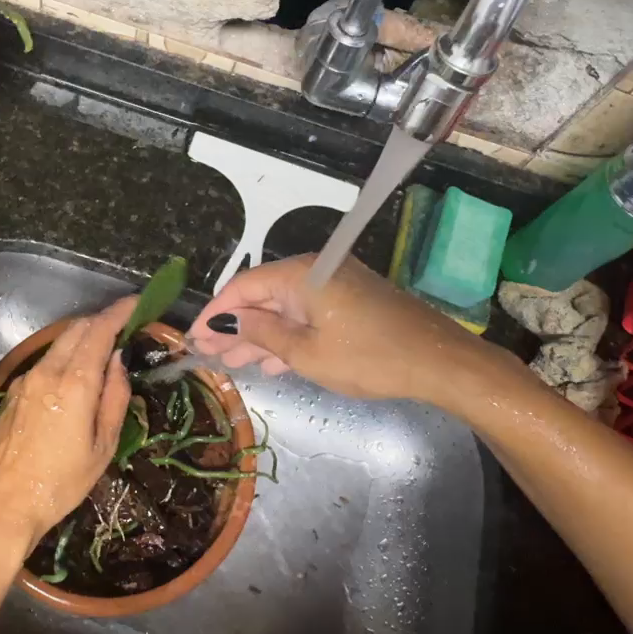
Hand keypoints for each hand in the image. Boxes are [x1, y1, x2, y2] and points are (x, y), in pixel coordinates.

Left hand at [0, 297, 134, 553]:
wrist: (3, 504)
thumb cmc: (61, 482)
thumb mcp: (103, 446)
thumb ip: (114, 397)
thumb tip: (119, 361)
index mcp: (74, 382)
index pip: (100, 330)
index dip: (120, 312)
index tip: (138, 304)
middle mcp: (48, 371)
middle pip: (77, 329)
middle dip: (102, 321)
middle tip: (125, 327)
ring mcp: (26, 380)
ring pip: (58, 343)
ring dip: (83, 336)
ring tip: (104, 349)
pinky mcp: (13, 393)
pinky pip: (46, 361)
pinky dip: (66, 354)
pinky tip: (75, 373)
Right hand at [189, 254, 530, 400]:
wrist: (440, 362)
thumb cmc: (370, 357)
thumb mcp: (307, 353)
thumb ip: (262, 334)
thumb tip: (224, 322)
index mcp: (300, 275)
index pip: (243, 286)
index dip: (215, 312)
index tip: (192, 336)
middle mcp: (314, 271)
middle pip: (261, 296)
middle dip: (233, 326)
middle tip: (206, 354)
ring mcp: (333, 285)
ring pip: (283, 308)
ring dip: (258, 335)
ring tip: (230, 362)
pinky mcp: (348, 301)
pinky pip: (305, 314)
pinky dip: (286, 335)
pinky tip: (270, 361)